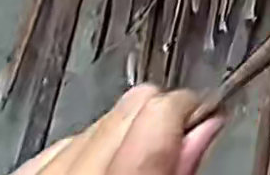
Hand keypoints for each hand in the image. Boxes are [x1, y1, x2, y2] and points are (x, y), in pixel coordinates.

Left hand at [12, 85, 223, 174]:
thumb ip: (182, 169)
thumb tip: (210, 121)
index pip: (159, 108)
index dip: (189, 110)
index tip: (202, 122)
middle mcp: (69, 172)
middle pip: (134, 102)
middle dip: (156, 118)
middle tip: (167, 153)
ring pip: (99, 117)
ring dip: (119, 135)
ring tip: (125, 171)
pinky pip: (59, 144)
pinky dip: (81, 153)